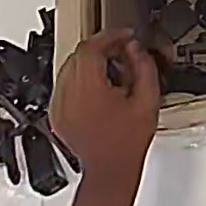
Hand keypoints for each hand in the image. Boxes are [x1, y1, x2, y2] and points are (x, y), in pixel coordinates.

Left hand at [51, 29, 160, 186]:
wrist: (110, 170)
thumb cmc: (128, 142)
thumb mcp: (148, 100)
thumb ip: (143, 68)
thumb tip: (135, 49)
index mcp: (89, 90)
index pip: (90, 49)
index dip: (109, 36)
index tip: (124, 36)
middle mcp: (68, 96)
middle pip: (78, 55)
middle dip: (101, 48)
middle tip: (122, 51)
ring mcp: (59, 106)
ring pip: (69, 68)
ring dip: (91, 63)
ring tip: (114, 71)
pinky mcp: (57, 114)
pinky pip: (65, 85)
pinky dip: (81, 79)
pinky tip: (101, 89)